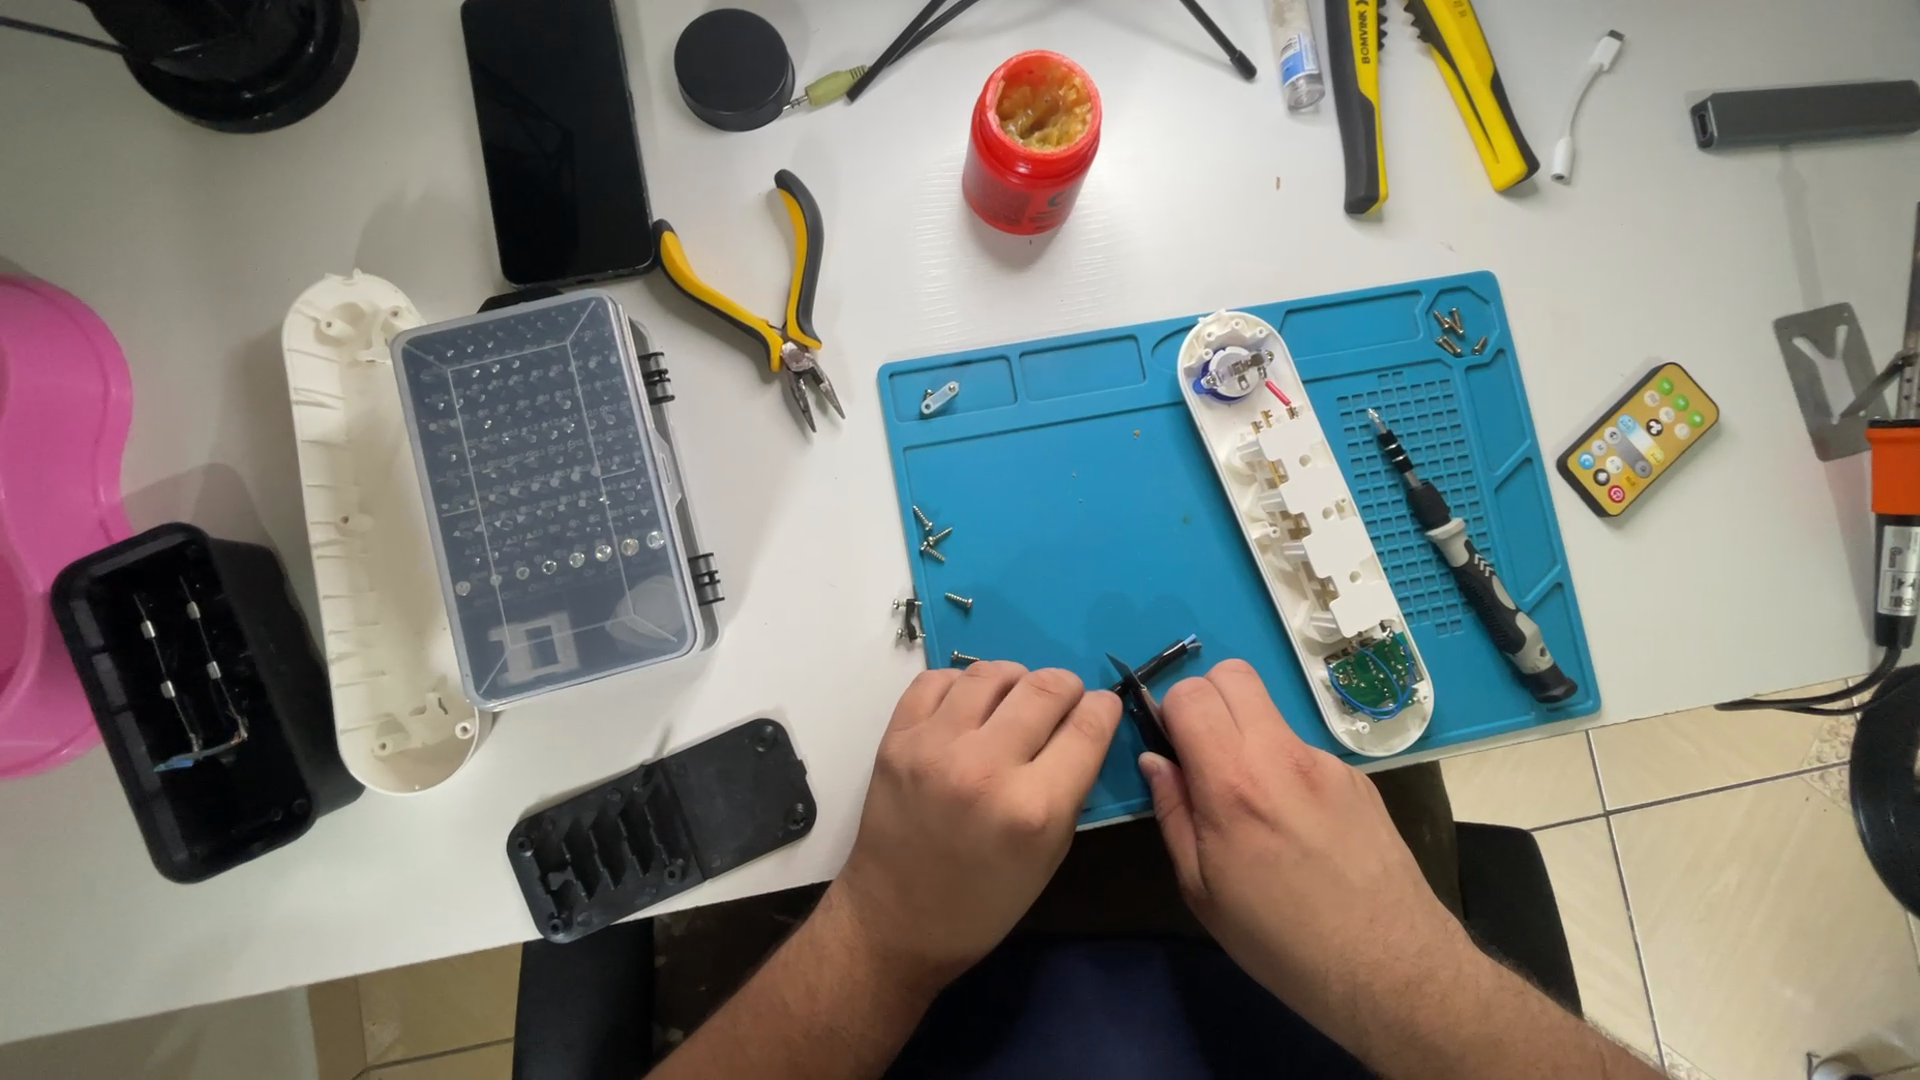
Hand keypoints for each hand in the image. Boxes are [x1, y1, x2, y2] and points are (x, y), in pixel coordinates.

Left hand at [831, 662, 1120, 992]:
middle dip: (1067, 686)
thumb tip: (1083, 726)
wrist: (897, 920)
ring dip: (1015, 678)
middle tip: (1065, 697)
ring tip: (1016, 695)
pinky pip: (935, 680)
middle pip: (1045, 689)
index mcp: (1033, 809)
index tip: (1102, 704)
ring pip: (990, 673)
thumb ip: (1071, 786)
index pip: (1088, 728)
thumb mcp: (1051, 855)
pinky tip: (969, 704)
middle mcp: (985, 767)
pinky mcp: (896, 739)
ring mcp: (934, 747)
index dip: (1104, 708)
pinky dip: (961, 684)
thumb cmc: (984, 901)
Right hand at [1140, 660, 1470, 1027]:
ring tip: (1252, 793)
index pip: (1190, 694)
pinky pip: (1300, 745)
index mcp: (1233, 783)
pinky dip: (1281, 762)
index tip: (1171, 748)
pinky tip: (1296, 819)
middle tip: (1203, 750)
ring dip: (1244, 729)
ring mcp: (1325, 761)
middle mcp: (1280, 755)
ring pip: (1267, 708)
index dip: (1170, 712)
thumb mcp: (1200, 889)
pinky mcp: (1357, 776)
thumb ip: (1172, 812)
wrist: (1394, 973)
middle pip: (1232, 674)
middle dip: (1206, 699)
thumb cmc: (1279, 939)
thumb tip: (1155, 760)